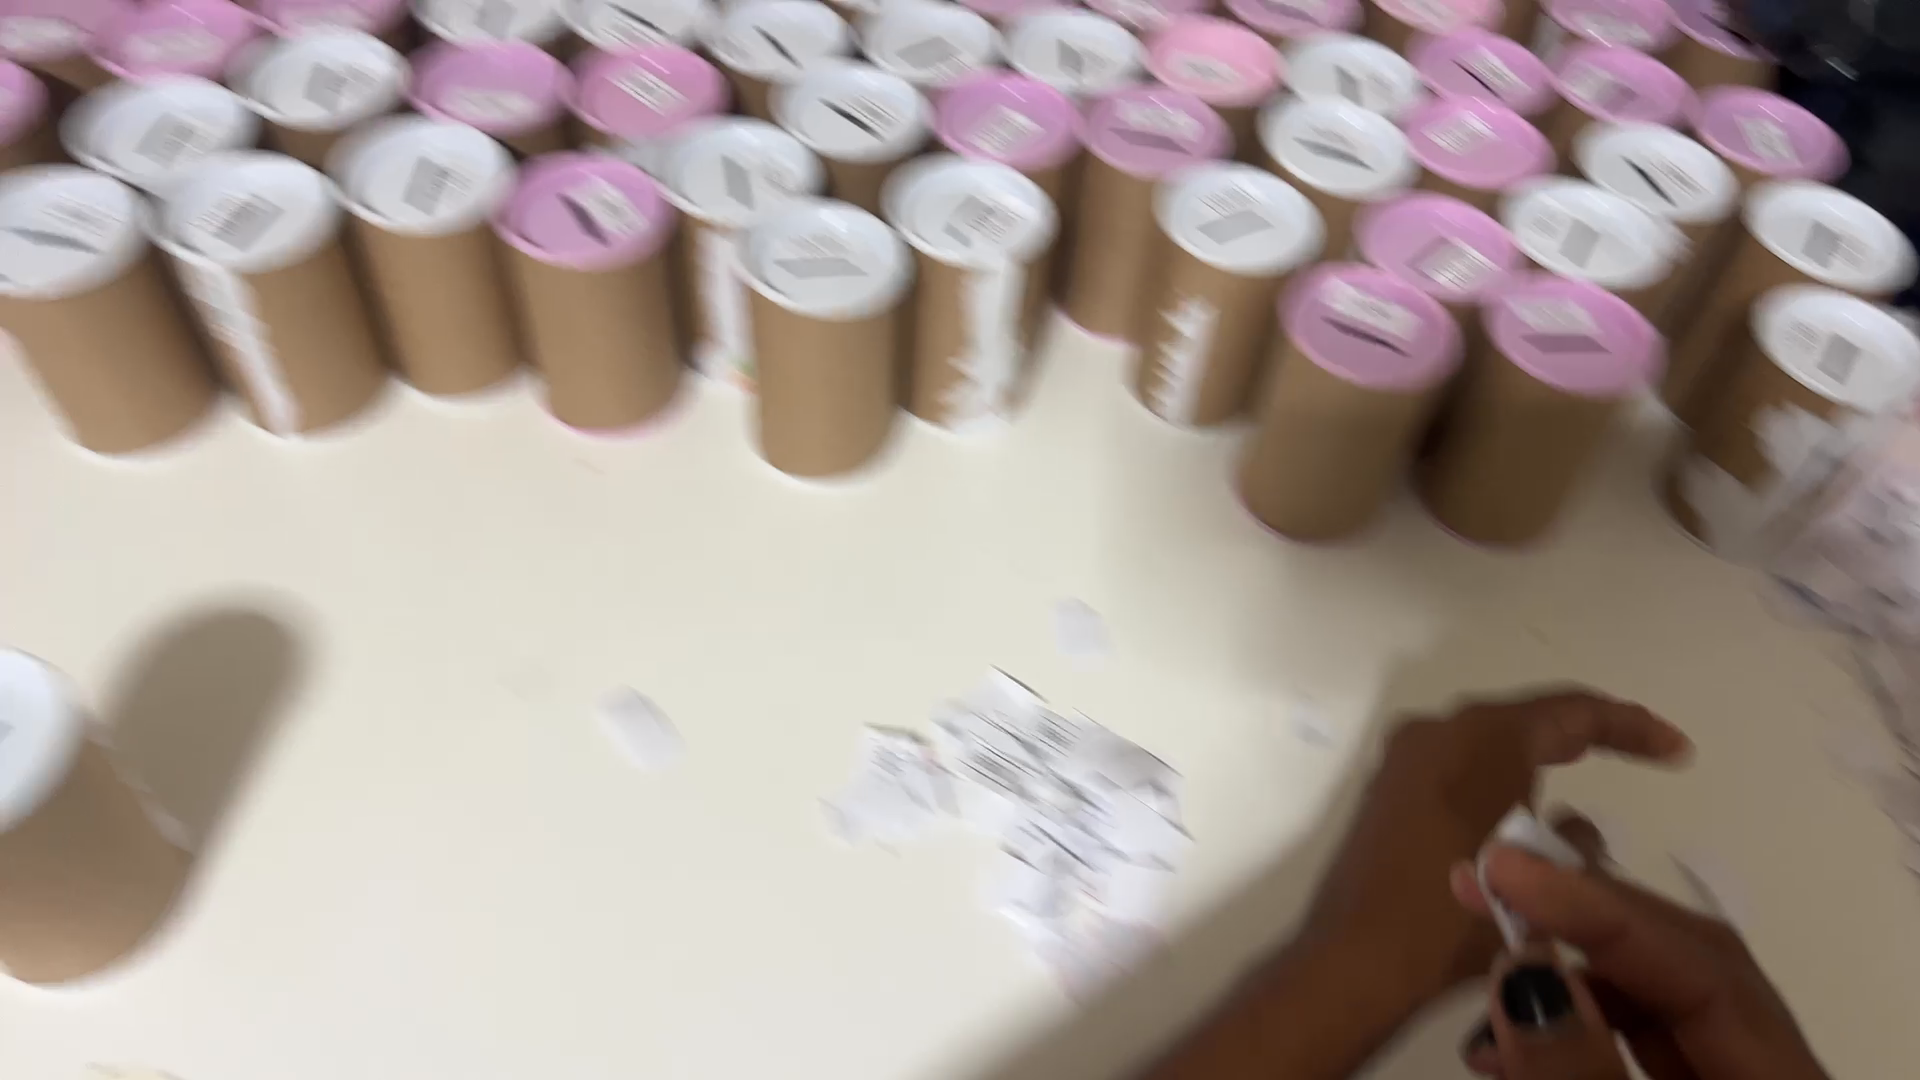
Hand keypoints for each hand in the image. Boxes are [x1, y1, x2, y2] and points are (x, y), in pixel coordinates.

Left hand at [1299, 689, 1691, 1013]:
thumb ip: (1571, 839)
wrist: (1360, 946)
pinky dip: (1494, 772)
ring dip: (1534, 749)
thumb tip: (1573, 825)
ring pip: (1484, 740)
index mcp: (1476, 740)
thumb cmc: (1455, 910)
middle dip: (1582, 730)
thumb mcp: (1541, 877)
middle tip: (1644, 747)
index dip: (1626, 723)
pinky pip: (1454, 764)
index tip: (1676, 749)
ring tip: (1588, 762)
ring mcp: (1403, 757)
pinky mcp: (1387, 785)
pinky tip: (1520, 796)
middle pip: (1522, 719)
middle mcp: (1433, 733)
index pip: (1563, 711)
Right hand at [1455, 848, 1830, 1079]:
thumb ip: (1576, 1070)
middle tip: (1483, 875)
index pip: (1709, 972)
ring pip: (1646, 994)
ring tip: (1480, 957)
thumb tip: (1520, 964)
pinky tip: (1494, 1040)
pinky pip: (1624, 1031)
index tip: (1501, 866)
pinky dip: (1555, 1019)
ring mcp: (1726, 1075)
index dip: (1600, 909)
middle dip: (1576, 914)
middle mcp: (1770, 1071)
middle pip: (1683, 963)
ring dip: (1554, 967)